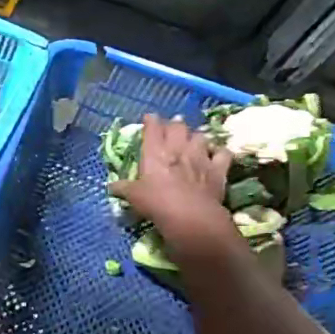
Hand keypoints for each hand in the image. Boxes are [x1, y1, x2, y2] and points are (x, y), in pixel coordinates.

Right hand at [110, 114, 237, 257]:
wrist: (190, 216)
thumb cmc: (156, 202)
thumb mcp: (132, 195)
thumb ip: (122, 187)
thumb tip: (111, 186)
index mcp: (154, 152)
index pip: (152, 128)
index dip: (150, 120)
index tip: (148, 118)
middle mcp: (178, 149)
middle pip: (178, 126)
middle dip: (174, 124)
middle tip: (170, 126)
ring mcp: (200, 157)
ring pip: (200, 136)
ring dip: (195, 135)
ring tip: (192, 139)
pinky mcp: (218, 169)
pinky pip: (223, 152)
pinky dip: (219, 151)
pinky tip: (215, 153)